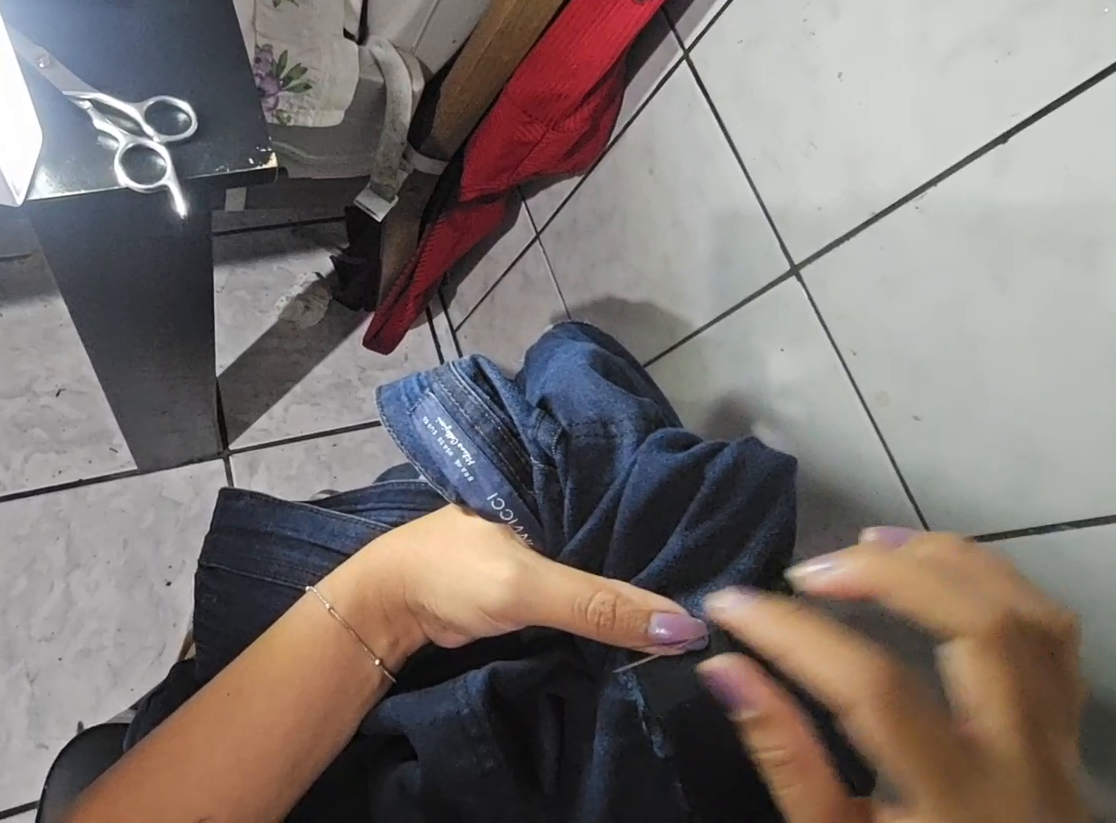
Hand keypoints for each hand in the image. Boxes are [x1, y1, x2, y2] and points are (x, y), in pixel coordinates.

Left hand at [325, 505, 711, 664]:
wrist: (394, 607)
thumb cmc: (454, 573)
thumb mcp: (526, 586)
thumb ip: (598, 604)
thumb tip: (685, 628)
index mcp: (549, 486)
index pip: (622, 496)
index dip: (666, 517)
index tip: (721, 543)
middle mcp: (552, 509)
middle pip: (616, 533)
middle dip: (655, 556)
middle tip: (719, 585)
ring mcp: (543, 546)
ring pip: (601, 564)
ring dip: (634, 587)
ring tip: (700, 605)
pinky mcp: (535, 581)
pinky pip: (583, 591)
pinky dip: (608, 607)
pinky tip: (647, 622)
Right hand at [699, 529, 1087, 821]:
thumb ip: (786, 758)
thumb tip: (726, 667)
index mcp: (962, 801)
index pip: (874, 688)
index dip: (793, 632)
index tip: (730, 604)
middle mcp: (1026, 762)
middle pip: (978, 628)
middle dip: (885, 575)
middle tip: (810, 571)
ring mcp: (1061, 742)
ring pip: (1028, 617)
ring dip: (944, 560)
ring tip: (868, 543)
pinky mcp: (1068, 730)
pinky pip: (1051, 634)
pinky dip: (989, 579)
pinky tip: (931, 564)